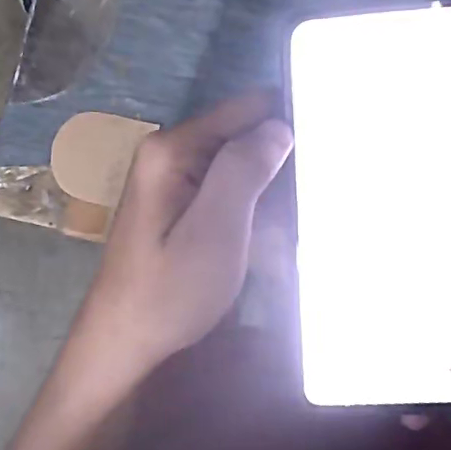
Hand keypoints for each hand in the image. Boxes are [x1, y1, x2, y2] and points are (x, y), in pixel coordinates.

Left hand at [72, 91, 293, 377]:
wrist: (125, 341)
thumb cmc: (169, 292)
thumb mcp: (214, 232)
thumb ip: (244, 171)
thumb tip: (279, 125)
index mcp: (173, 149)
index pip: (246, 108)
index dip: (286, 122)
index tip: (325, 146)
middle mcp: (169, 153)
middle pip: (242, 134)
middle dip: (279, 159)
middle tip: (313, 194)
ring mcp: (172, 179)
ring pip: (240, 163)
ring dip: (269, 187)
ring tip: (295, 218)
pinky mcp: (179, 204)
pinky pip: (228, 189)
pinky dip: (252, 205)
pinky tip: (269, 233)